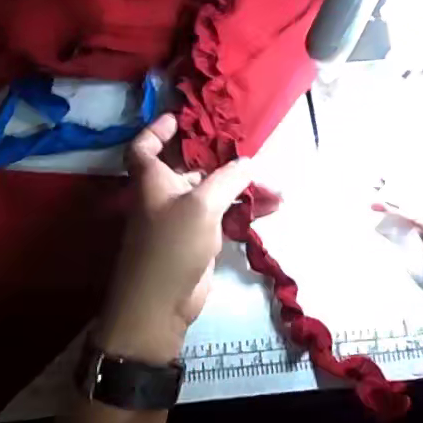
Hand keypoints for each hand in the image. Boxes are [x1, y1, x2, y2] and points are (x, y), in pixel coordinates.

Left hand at [94, 114, 254, 364]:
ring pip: (216, 194)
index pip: (145, 147)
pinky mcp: (199, 241)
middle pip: (192, 167)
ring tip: (277, 190)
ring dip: (243, 190)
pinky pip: (224, 217)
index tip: (178, 118)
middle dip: (222, 160)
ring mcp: (184, 219)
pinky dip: (245, 211)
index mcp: (153, 180)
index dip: (157, 130)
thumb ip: (227, 179)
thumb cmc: (172, 245)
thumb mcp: (202, 205)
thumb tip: (248, 163)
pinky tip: (271, 208)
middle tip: (251, 153)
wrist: (160, 303)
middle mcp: (166, 195)